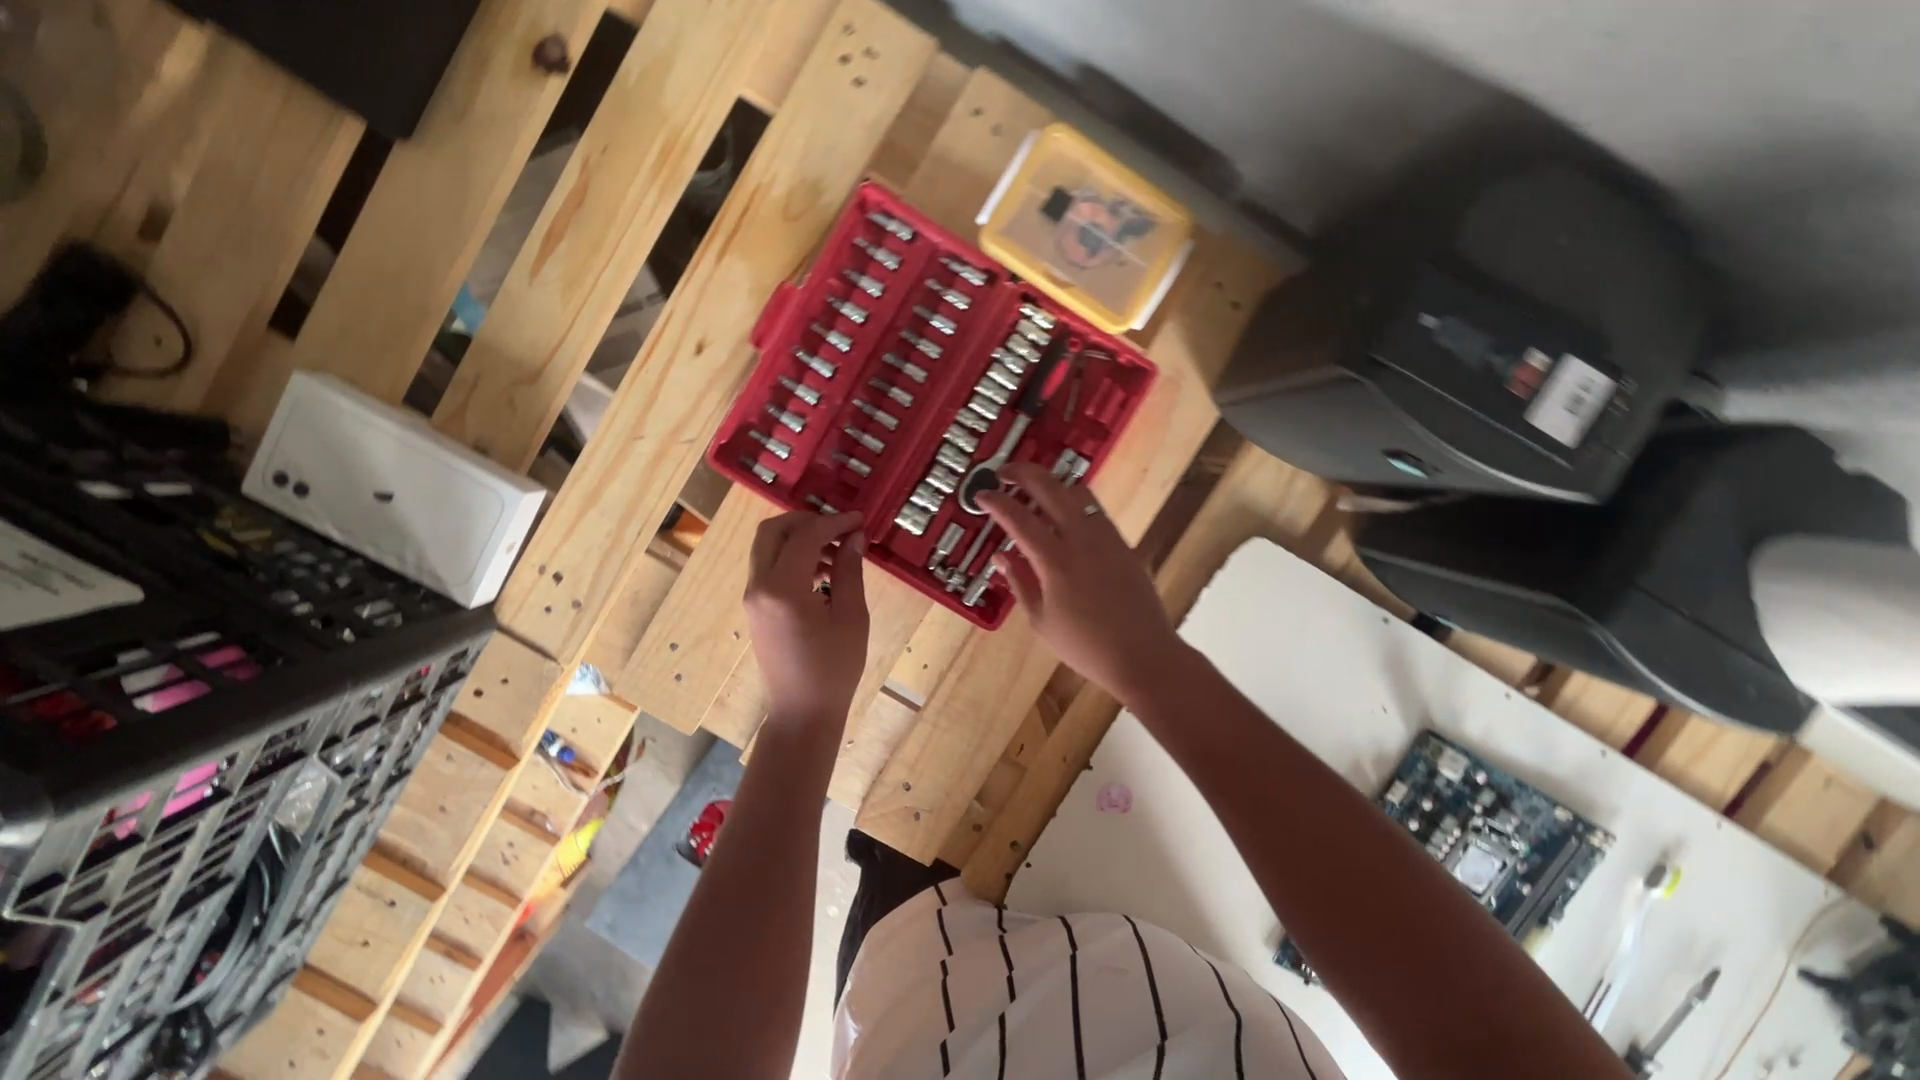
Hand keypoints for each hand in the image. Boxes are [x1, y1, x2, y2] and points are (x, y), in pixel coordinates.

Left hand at [744, 511, 869, 726]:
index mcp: (783, 588)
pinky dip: (791, 558)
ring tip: (836, 555)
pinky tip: (821, 574)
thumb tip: (854, 537)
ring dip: (798, 539)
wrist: (803, 712)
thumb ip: (849, 571)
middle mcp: (759, 586)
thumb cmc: (834, 669)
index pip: (806, 536)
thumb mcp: (852, 617)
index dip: (834, 522)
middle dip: (806, 521)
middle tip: (839, 530)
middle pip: (773, 531)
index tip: (860, 520)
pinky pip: (767, 567)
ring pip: (767, 547)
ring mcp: (752, 597)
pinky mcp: (755, 608)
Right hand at [976, 462, 1181, 703]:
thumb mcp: (1041, 621)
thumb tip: (1002, 556)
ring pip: (1077, 492)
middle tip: (1002, 473)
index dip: (996, 501)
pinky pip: (1094, 509)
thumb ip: (1019, 582)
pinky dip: (1073, 503)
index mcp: (1056, 561)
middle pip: (1049, 487)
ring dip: (1051, 484)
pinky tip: (1063, 518)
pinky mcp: (1123, 543)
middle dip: (1022, 472)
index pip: (1018, 517)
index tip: (981, 494)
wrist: (1143, 655)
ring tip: (1033, 493)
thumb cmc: (1085, 646)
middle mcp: (1082, 539)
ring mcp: (1107, 537)